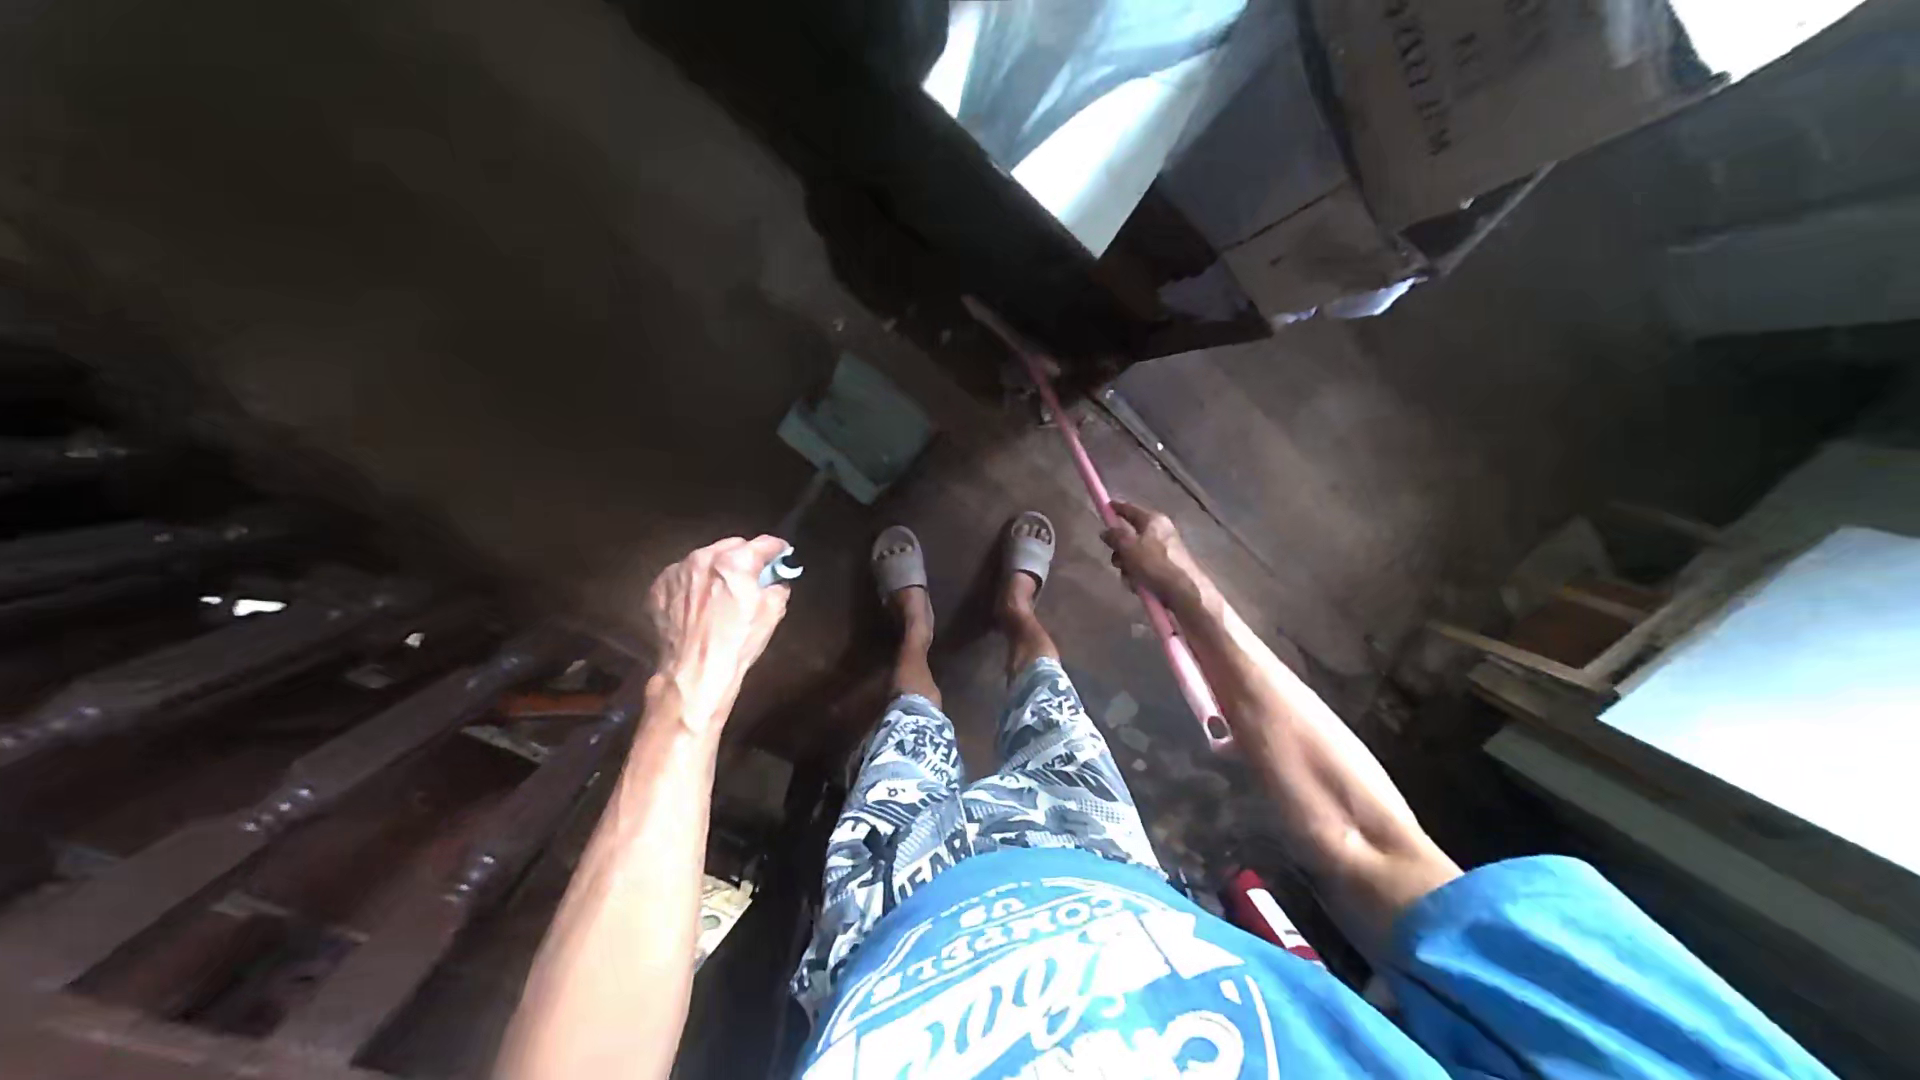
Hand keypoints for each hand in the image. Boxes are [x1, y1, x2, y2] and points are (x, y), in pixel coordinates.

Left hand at [644, 535, 791, 730]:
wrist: (694, 671)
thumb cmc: (737, 642)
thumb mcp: (772, 613)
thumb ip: (778, 587)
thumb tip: (776, 580)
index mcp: (736, 561)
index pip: (764, 543)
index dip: (777, 549)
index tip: (781, 555)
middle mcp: (704, 557)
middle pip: (732, 546)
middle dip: (744, 558)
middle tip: (750, 578)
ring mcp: (678, 571)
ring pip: (705, 559)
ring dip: (716, 569)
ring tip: (721, 594)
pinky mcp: (659, 587)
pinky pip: (683, 576)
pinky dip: (693, 584)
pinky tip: (698, 605)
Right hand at [1101, 500, 1208, 606]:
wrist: (1185, 591)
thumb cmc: (1155, 564)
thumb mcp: (1129, 548)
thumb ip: (1114, 537)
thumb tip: (1105, 531)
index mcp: (1153, 520)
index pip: (1130, 509)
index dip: (1115, 509)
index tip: (1104, 508)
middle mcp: (1160, 532)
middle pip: (1130, 536)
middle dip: (1120, 551)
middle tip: (1117, 561)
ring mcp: (1164, 551)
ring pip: (1134, 556)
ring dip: (1127, 568)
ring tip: (1131, 579)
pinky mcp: (1167, 568)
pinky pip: (1144, 569)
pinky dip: (1138, 577)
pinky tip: (1139, 586)